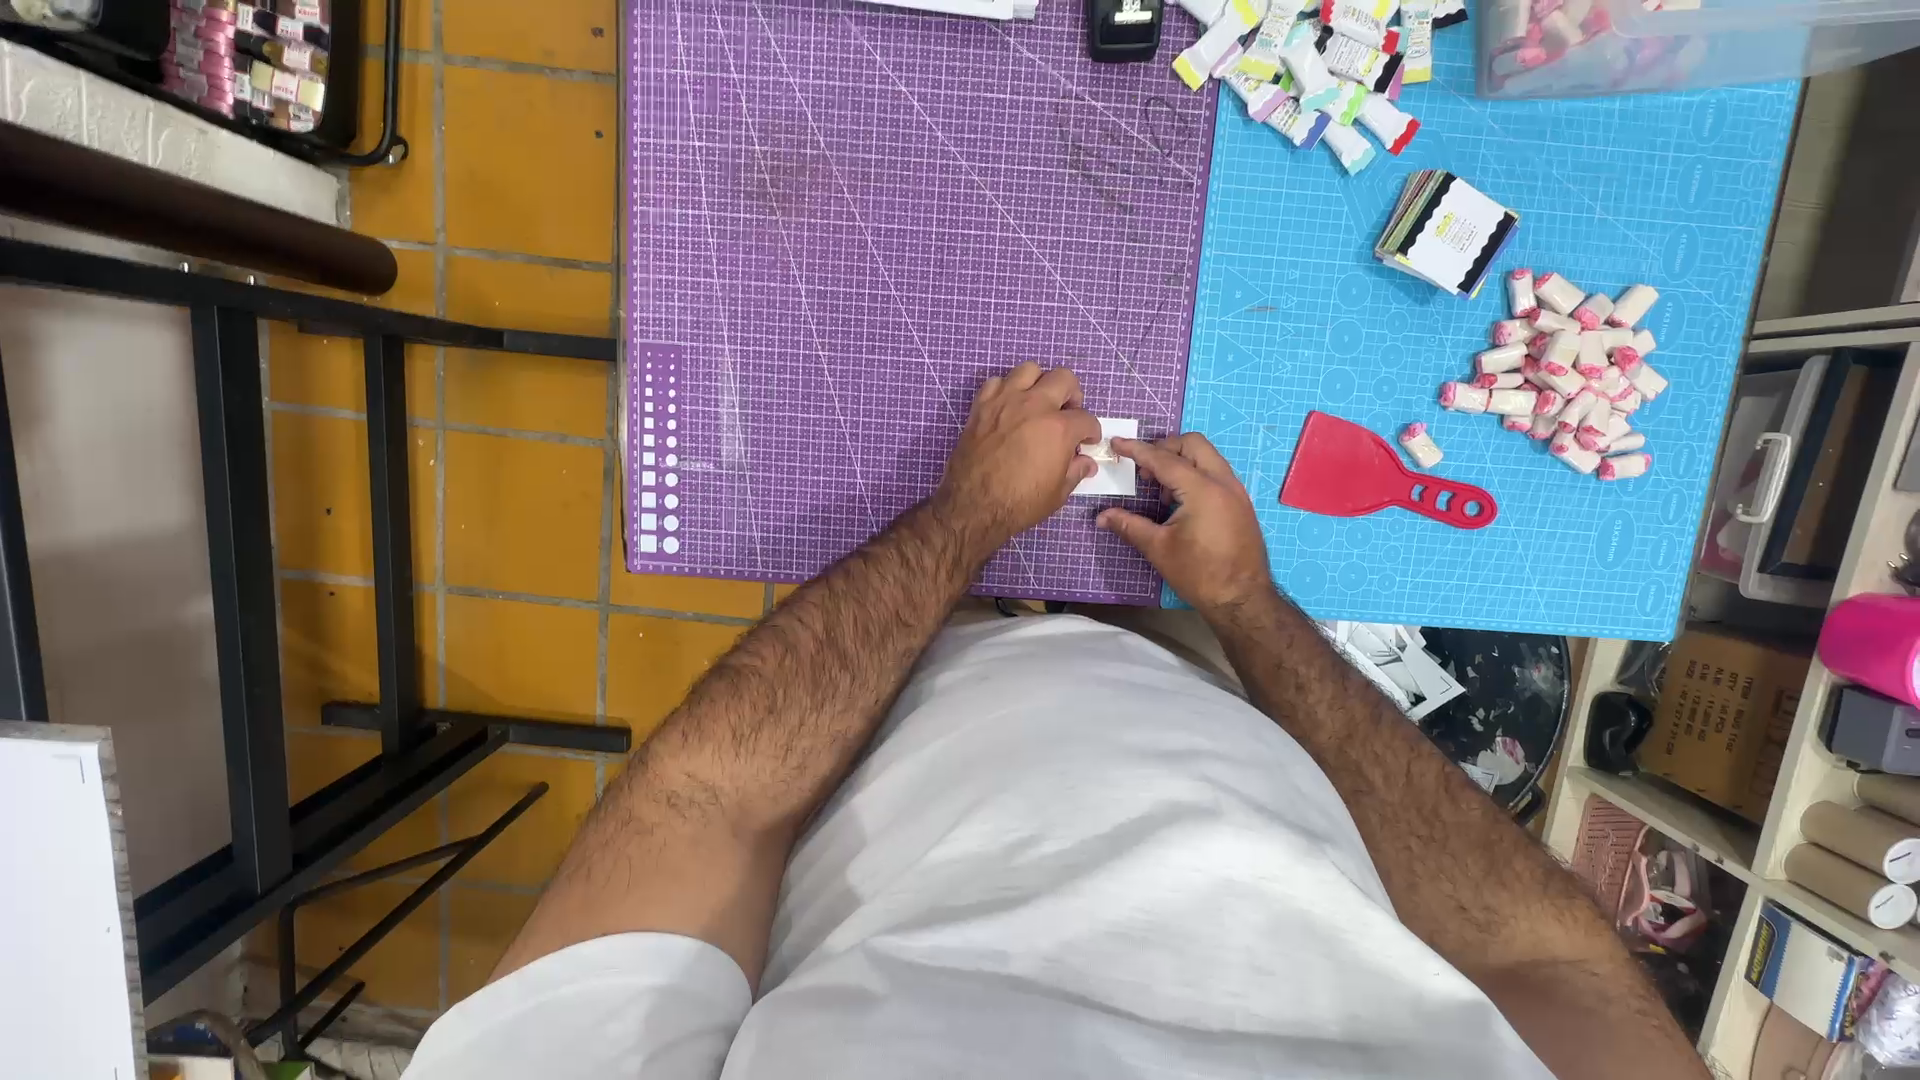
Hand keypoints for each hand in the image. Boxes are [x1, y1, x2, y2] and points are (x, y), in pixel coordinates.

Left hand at [933, 361, 1101, 553]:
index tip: (1086, 441)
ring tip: (1038, 403)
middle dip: (1073, 395)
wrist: (973, 507)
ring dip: (1039, 383)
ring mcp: (1005, 401)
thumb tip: (1085, 462)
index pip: (1086, 419)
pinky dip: (1005, 390)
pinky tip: (1009, 407)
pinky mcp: (982, 406)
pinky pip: (996, 382)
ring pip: (1029, 370)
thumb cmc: (1019, 504)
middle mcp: (1034, 405)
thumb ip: (1075, 471)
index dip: (1091, 432)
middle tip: (1068, 413)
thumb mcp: (1058, 494)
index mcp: (1058, 428)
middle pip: (1063, 378)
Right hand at [1097, 433, 1274, 618]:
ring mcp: (1236, 491)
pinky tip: (1180, 503)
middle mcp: (1223, 482)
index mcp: (1202, 489)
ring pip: (1207, 457)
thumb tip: (1102, 516)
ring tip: (1160, 490)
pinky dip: (1195, 474)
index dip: (1137, 450)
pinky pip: (1215, 473)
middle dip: (1164, 448)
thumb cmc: (1199, 574)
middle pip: (1192, 444)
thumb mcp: (1159, 549)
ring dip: (1181, 462)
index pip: (1164, 459)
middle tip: (1143, 470)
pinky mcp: (1240, 503)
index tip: (1117, 444)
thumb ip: (1129, 525)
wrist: (1243, 599)